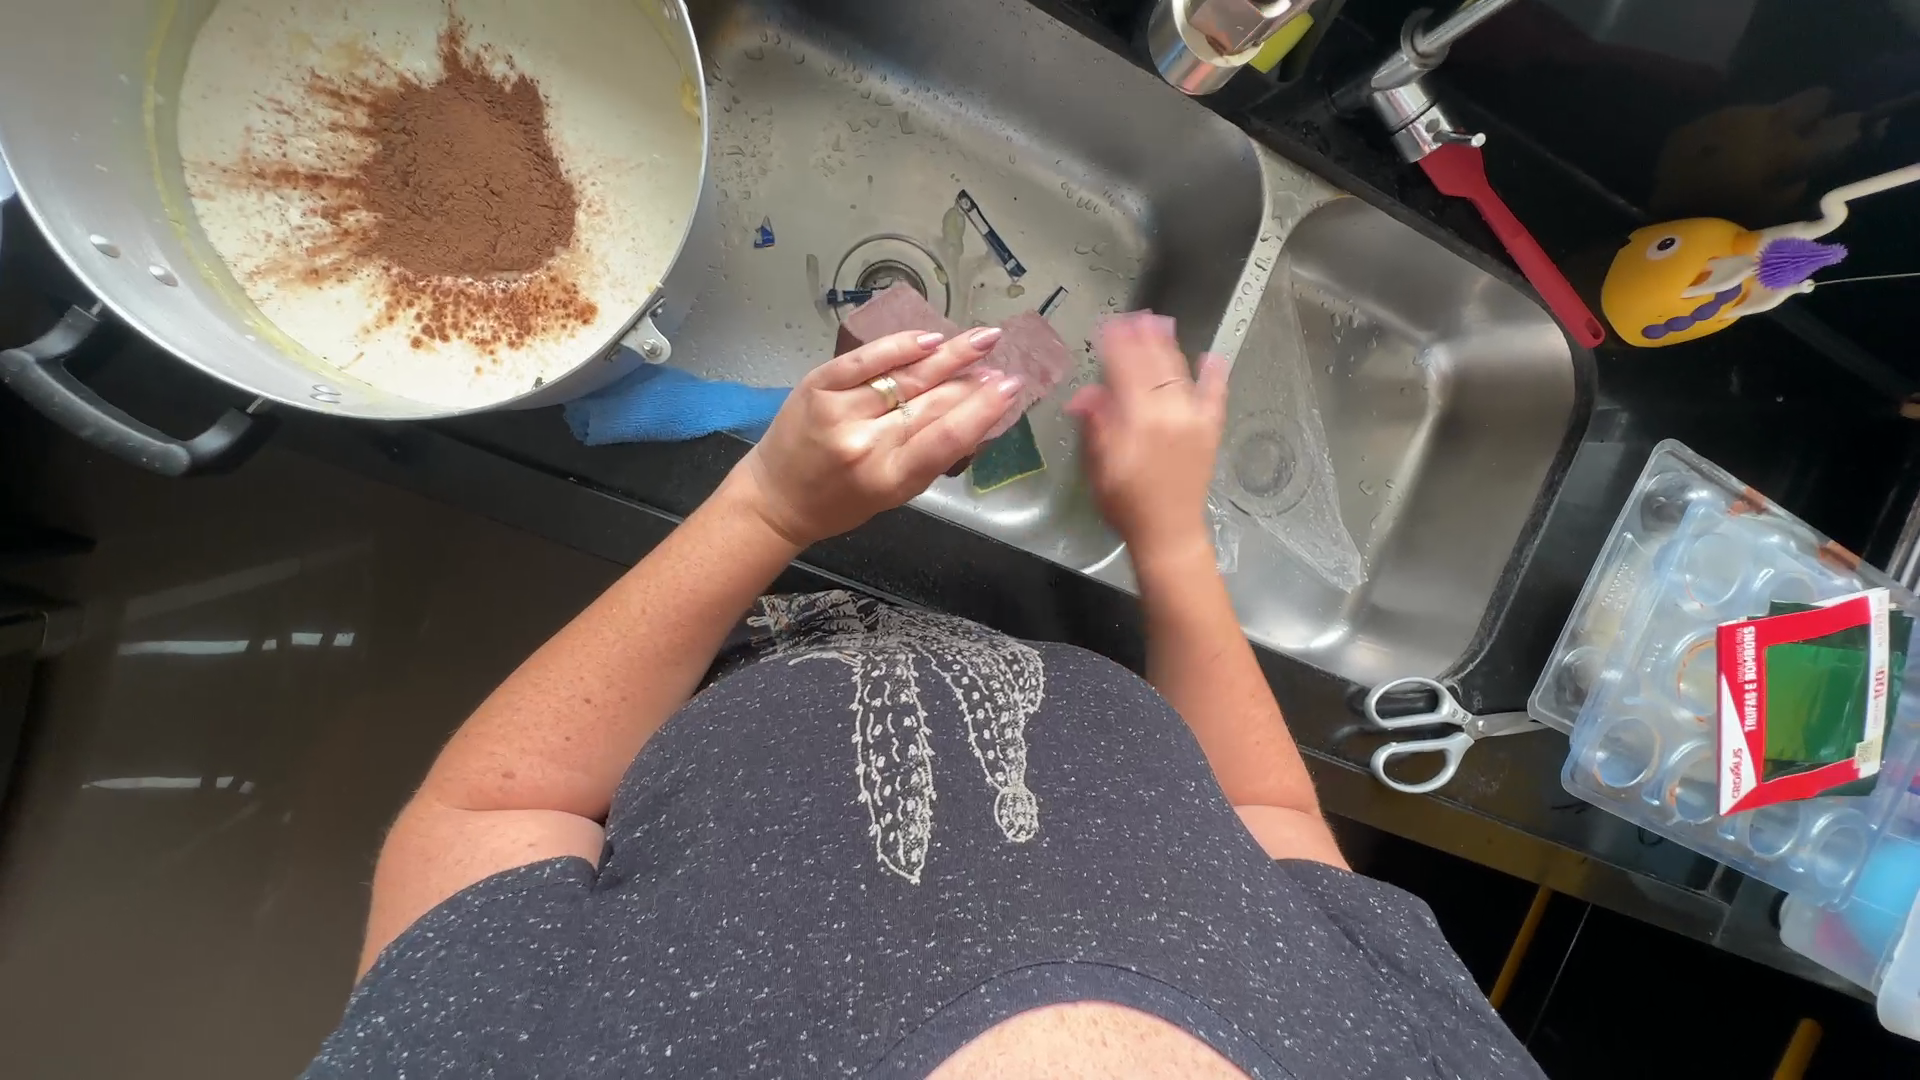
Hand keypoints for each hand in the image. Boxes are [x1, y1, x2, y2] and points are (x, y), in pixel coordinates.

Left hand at [728, 326, 1020, 547]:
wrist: (777, 498)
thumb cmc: (842, 503)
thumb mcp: (894, 495)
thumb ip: (930, 457)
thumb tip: (976, 414)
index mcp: (890, 480)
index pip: (947, 438)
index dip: (983, 409)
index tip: (1011, 387)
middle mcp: (865, 445)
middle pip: (932, 402)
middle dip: (973, 380)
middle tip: (1001, 361)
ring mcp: (839, 412)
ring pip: (906, 377)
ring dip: (950, 354)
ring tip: (982, 338)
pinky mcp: (818, 386)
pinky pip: (865, 360)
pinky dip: (899, 346)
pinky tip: (931, 337)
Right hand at [1066, 312, 1229, 566]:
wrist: (1167, 533)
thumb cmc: (1125, 504)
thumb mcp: (1099, 467)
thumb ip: (1096, 426)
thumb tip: (1085, 395)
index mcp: (1137, 421)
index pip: (1124, 372)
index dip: (1116, 346)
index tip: (1109, 326)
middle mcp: (1168, 414)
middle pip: (1153, 367)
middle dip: (1143, 339)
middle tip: (1135, 317)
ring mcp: (1193, 421)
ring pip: (1180, 374)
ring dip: (1170, 347)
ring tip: (1162, 325)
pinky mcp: (1209, 432)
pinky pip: (1215, 398)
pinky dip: (1213, 376)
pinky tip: (1212, 358)